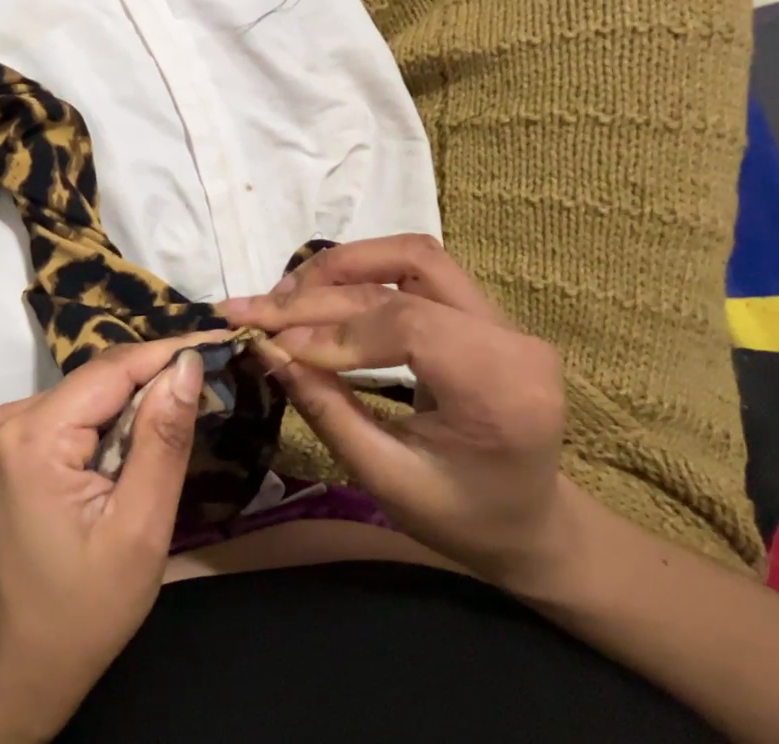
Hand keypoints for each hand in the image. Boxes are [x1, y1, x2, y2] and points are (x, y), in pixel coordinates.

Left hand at [0, 332, 226, 735]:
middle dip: (159, 377)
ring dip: (141, 399)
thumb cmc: (89, 603)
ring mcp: (11, 429)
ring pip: (93, 393)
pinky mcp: (20, 444)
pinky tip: (151, 434)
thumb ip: (162, 441)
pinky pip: (79, 414)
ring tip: (196, 402)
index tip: (224, 341)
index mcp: (34, 434)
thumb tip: (186, 365)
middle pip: (100, 377)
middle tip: (221, 376)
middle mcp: (13, 417)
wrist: (32, 651)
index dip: (170, 351)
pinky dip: (118, 420)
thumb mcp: (140, 526)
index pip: (112, 369)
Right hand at [220, 235, 568, 587]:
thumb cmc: (460, 516)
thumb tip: (267, 350)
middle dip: (318, 293)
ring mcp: (501, 319)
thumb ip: (327, 410)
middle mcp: (512, 340)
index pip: (409, 324)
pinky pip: (416, 269)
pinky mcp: (481, 312)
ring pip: (412, 255)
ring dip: (340, 267)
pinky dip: (360, 273)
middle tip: (252, 312)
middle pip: (404, 278)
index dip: (332, 329)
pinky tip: (319, 296)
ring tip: (284, 297)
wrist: (525, 523)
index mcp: (503, 390)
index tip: (273, 346)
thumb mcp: (384, 477)